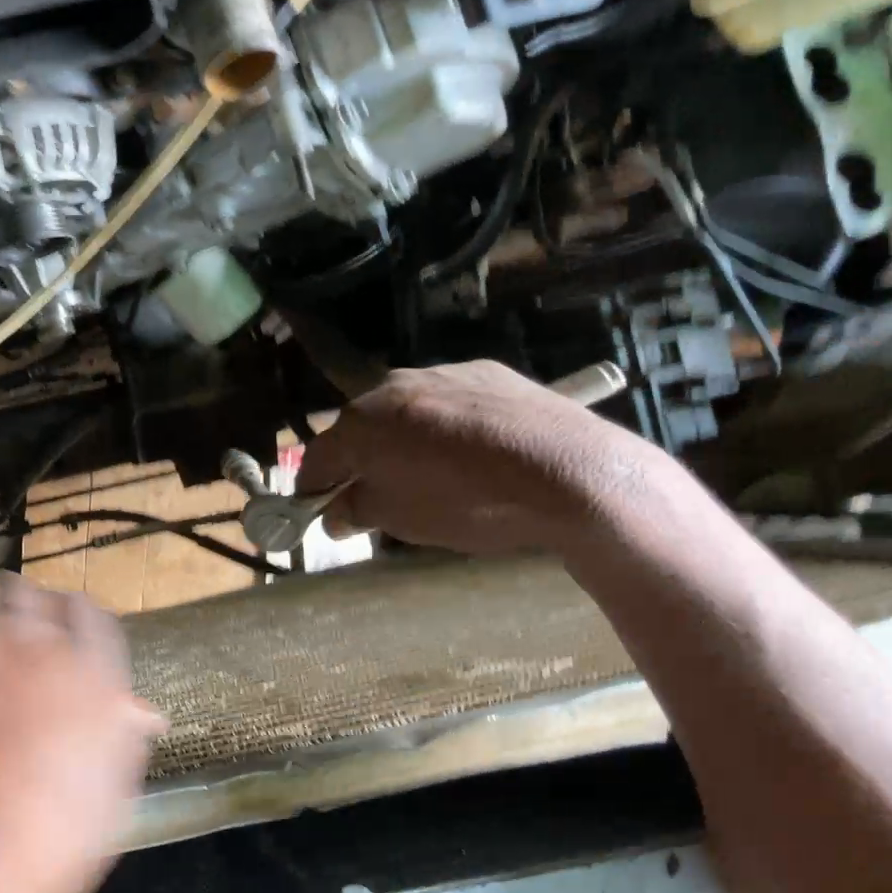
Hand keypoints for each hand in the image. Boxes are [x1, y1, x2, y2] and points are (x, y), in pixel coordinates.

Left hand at [0, 569, 163, 892]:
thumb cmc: (33, 846)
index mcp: (93, 672)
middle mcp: (37, 637)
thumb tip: (138, 711)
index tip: (54, 640)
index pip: (87, 611)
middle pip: (27, 591)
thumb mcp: (105, 803)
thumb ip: (118, 737)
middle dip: (13, 614)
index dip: (67, 624)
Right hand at [297, 360, 673, 554]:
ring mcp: (439, 372)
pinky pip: (449, 399)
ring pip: (403, 409)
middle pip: (357, 428)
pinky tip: (476, 451)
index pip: (317, 458)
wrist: (576, 475)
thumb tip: (336, 513)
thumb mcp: (402, 521)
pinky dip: (448, 423)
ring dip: (403, 437)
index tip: (324, 511)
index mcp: (358, 423)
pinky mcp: (486, 371)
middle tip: (380, 493)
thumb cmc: (472, 503)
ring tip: (435, 472)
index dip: (315, 488)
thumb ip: (356, 511)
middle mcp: (388, 387)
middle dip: (361, 459)